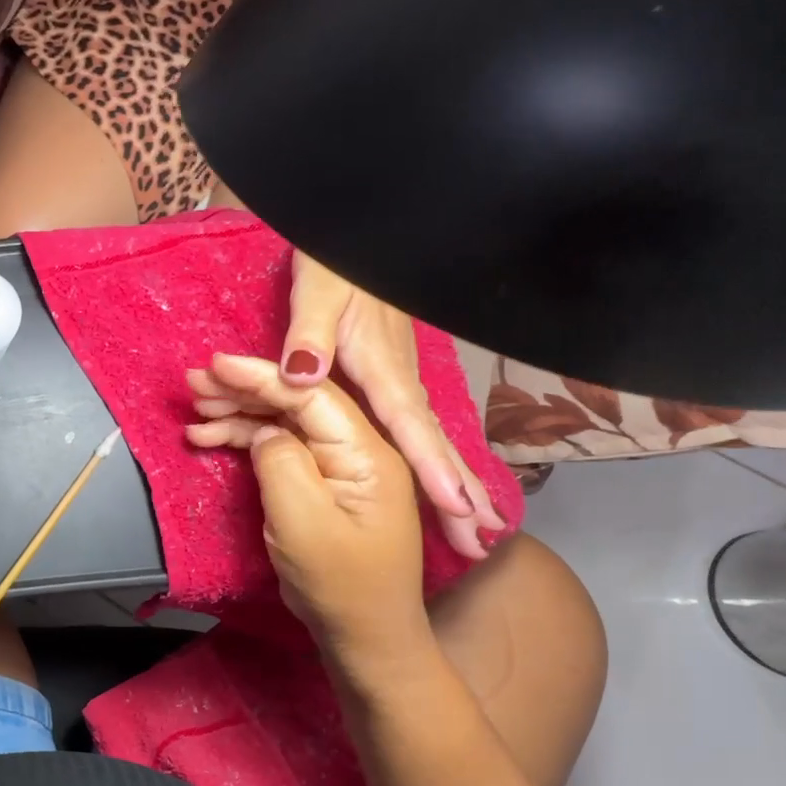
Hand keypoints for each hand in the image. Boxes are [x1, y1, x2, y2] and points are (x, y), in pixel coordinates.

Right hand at [187, 354, 431, 653]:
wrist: (362, 634)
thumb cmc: (339, 581)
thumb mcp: (304, 522)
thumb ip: (282, 462)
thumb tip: (263, 430)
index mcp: (367, 454)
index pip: (311, 397)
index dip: (262, 376)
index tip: (215, 364)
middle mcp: (355, 451)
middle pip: (295, 402)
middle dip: (243, 389)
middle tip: (193, 382)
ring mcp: (336, 466)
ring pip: (281, 422)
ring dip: (237, 412)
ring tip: (194, 408)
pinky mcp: (317, 482)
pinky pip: (277, 446)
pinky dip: (242, 438)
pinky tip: (208, 437)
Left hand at [280, 253, 503, 558]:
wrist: (354, 243)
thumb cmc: (332, 267)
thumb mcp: (314, 294)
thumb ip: (307, 335)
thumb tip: (303, 377)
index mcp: (380, 367)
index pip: (410, 425)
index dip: (434, 467)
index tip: (460, 510)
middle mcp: (397, 379)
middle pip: (430, 441)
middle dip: (458, 491)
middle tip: (483, 542)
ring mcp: (396, 377)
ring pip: (425, 436)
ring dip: (450, 479)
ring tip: (474, 526)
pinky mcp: (385, 373)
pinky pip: (409, 424)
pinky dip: (430, 454)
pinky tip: (440, 475)